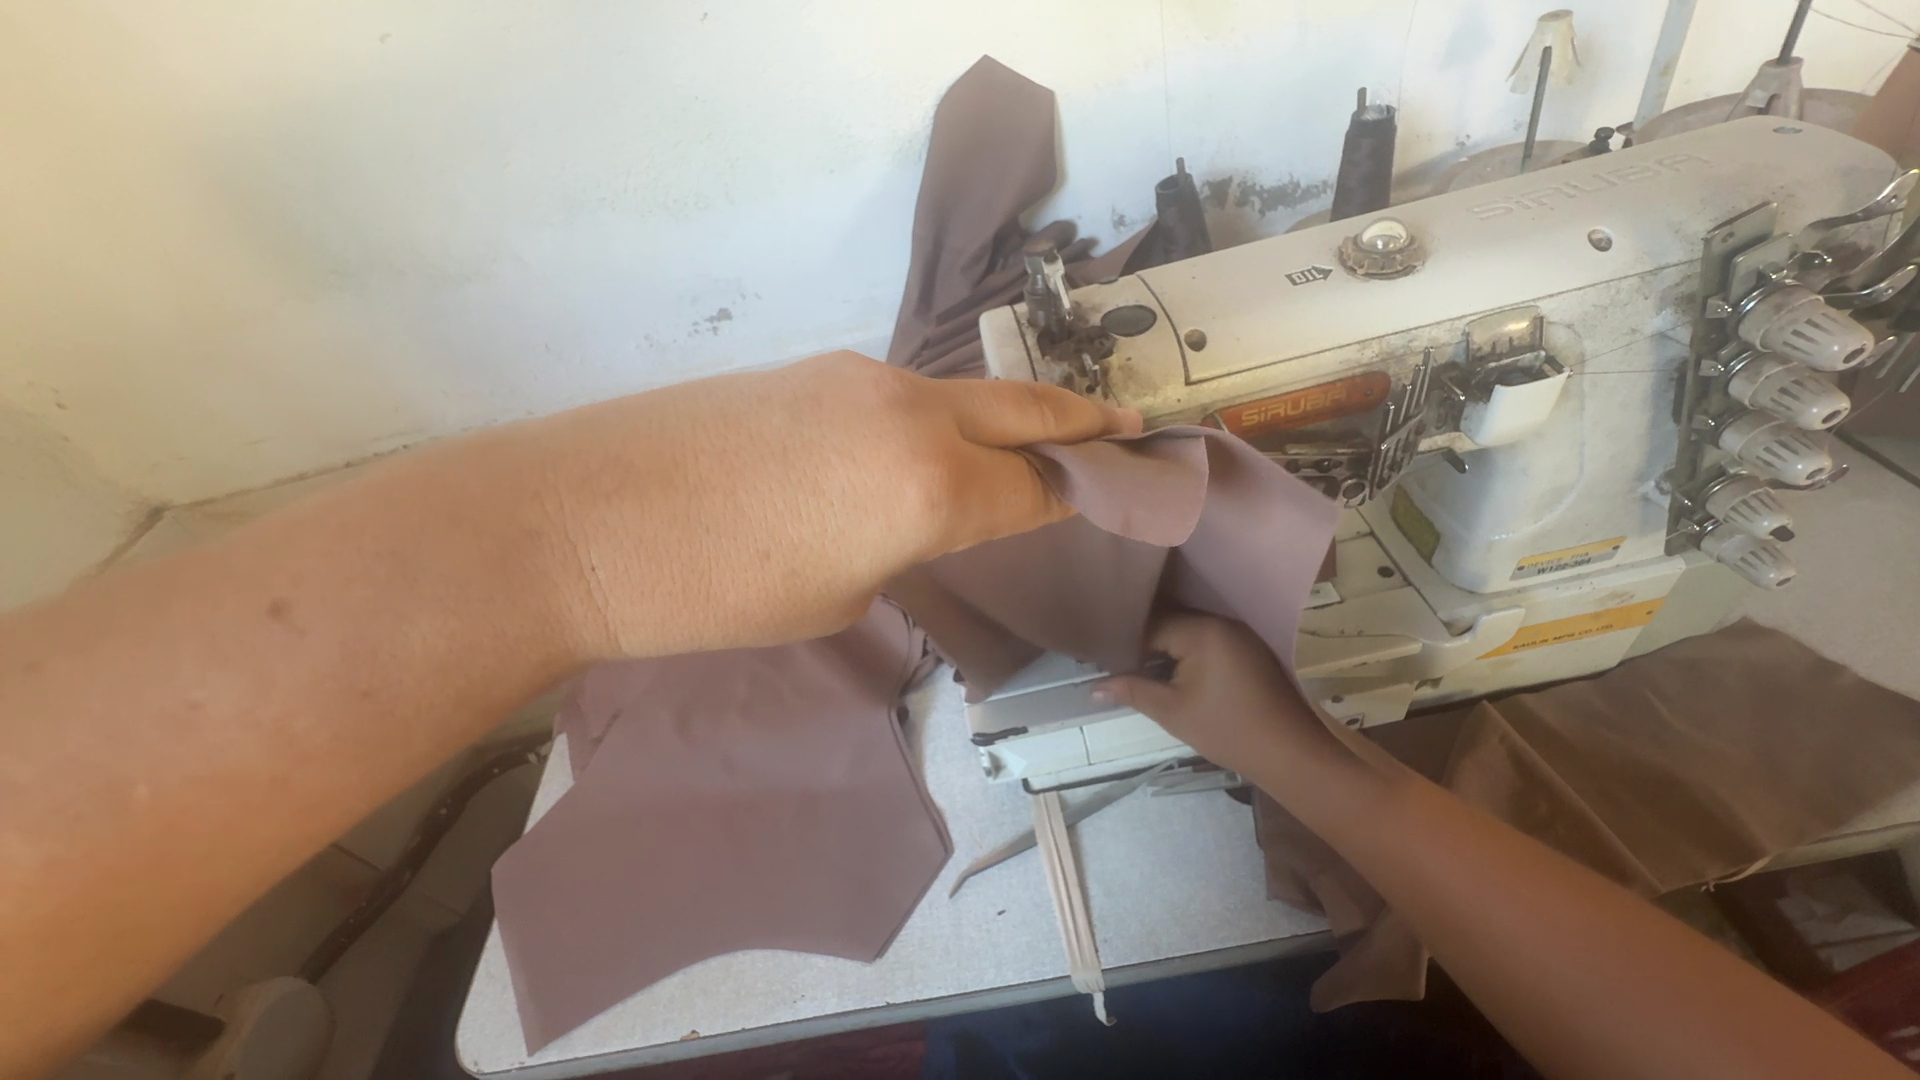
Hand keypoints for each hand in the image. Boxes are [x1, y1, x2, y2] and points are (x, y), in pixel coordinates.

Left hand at [520, 351, 1140, 657]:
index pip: (1036, 486)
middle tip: (1132, 430)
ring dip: (1008, 417)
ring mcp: (862, 379)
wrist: (581, 521)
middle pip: (1025, 412)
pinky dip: (938, 417)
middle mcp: (913, 417)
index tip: (1126, 490)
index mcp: (931, 490)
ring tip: (1037, 439)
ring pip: (964, 396)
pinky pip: (904, 394)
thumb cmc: (715, 595)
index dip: (1084, 491)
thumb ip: (903, 548)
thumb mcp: (838, 597)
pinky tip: (924, 445)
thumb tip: (920, 521)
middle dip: (1085, 424)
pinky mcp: (816, 368)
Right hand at [1093, 613, 1341, 775]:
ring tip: (1142, 671)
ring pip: (1189, 633)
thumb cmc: (1226, 730)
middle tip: (1119, 666)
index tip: (1104, 660)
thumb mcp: (1171, 711)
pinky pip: (1209, 642)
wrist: (1290, 753)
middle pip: (1170, 625)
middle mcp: (1222, 623)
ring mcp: (1240, 635)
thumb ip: (1131, 691)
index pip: (1150, 626)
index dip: (1125, 644)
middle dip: (1145, 645)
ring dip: (1167, 650)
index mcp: (1202, 631)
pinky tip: (1175, 675)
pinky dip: (1189, 655)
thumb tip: (1092, 687)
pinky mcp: (1250, 650)